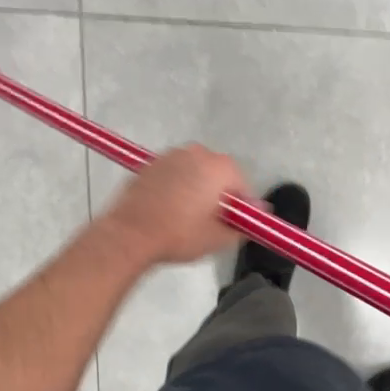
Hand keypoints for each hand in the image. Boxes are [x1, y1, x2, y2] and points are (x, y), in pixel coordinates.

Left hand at [101, 144, 245, 265]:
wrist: (130, 233)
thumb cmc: (180, 235)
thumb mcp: (219, 238)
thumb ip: (245, 223)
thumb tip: (259, 212)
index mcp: (220, 167)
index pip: (243, 186)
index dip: (242, 208)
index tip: (235, 226)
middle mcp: (198, 152)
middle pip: (219, 174)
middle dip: (219, 195)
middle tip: (212, 222)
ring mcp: (171, 154)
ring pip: (195, 172)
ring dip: (197, 189)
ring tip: (188, 217)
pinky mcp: (150, 163)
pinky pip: (174, 174)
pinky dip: (177, 187)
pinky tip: (169, 210)